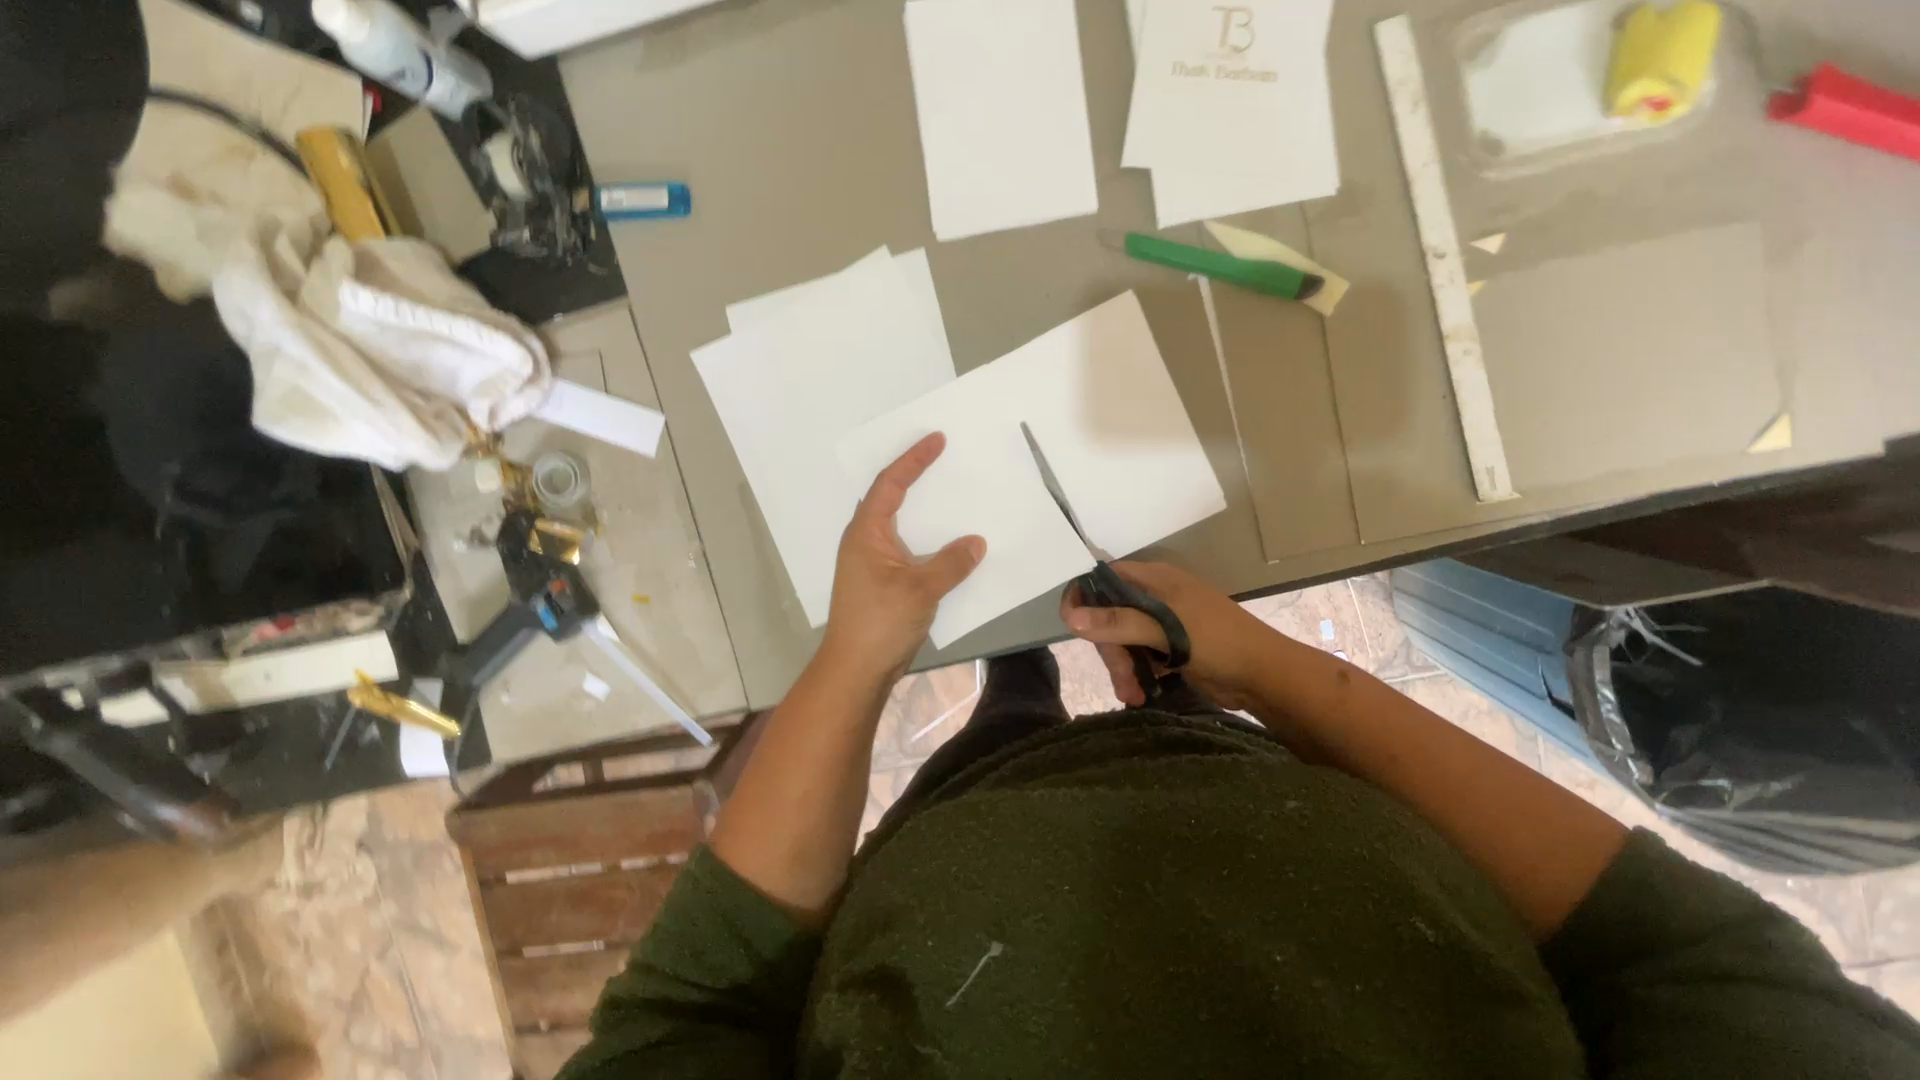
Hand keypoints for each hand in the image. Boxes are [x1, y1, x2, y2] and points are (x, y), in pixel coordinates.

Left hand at [820, 433, 985, 680]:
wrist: (856, 671)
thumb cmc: (879, 623)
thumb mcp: (920, 589)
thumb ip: (950, 563)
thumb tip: (976, 542)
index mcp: (866, 533)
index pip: (889, 484)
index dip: (912, 460)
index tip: (937, 440)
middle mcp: (866, 543)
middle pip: (891, 500)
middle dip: (916, 479)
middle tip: (946, 460)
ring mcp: (874, 565)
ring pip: (903, 528)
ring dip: (925, 513)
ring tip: (954, 497)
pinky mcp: (884, 585)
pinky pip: (910, 552)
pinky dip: (930, 543)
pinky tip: (953, 547)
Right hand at [1061, 560, 1277, 708]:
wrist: (1265, 677)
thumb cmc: (1218, 642)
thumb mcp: (1165, 630)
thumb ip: (1118, 622)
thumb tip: (1070, 617)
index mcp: (1155, 579)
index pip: (1104, 578)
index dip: (1084, 598)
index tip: (1072, 626)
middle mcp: (1156, 597)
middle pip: (1111, 616)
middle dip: (1111, 650)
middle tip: (1121, 676)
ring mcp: (1164, 624)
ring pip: (1124, 641)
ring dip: (1123, 669)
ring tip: (1131, 696)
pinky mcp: (1172, 649)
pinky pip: (1141, 658)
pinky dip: (1137, 675)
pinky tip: (1139, 695)